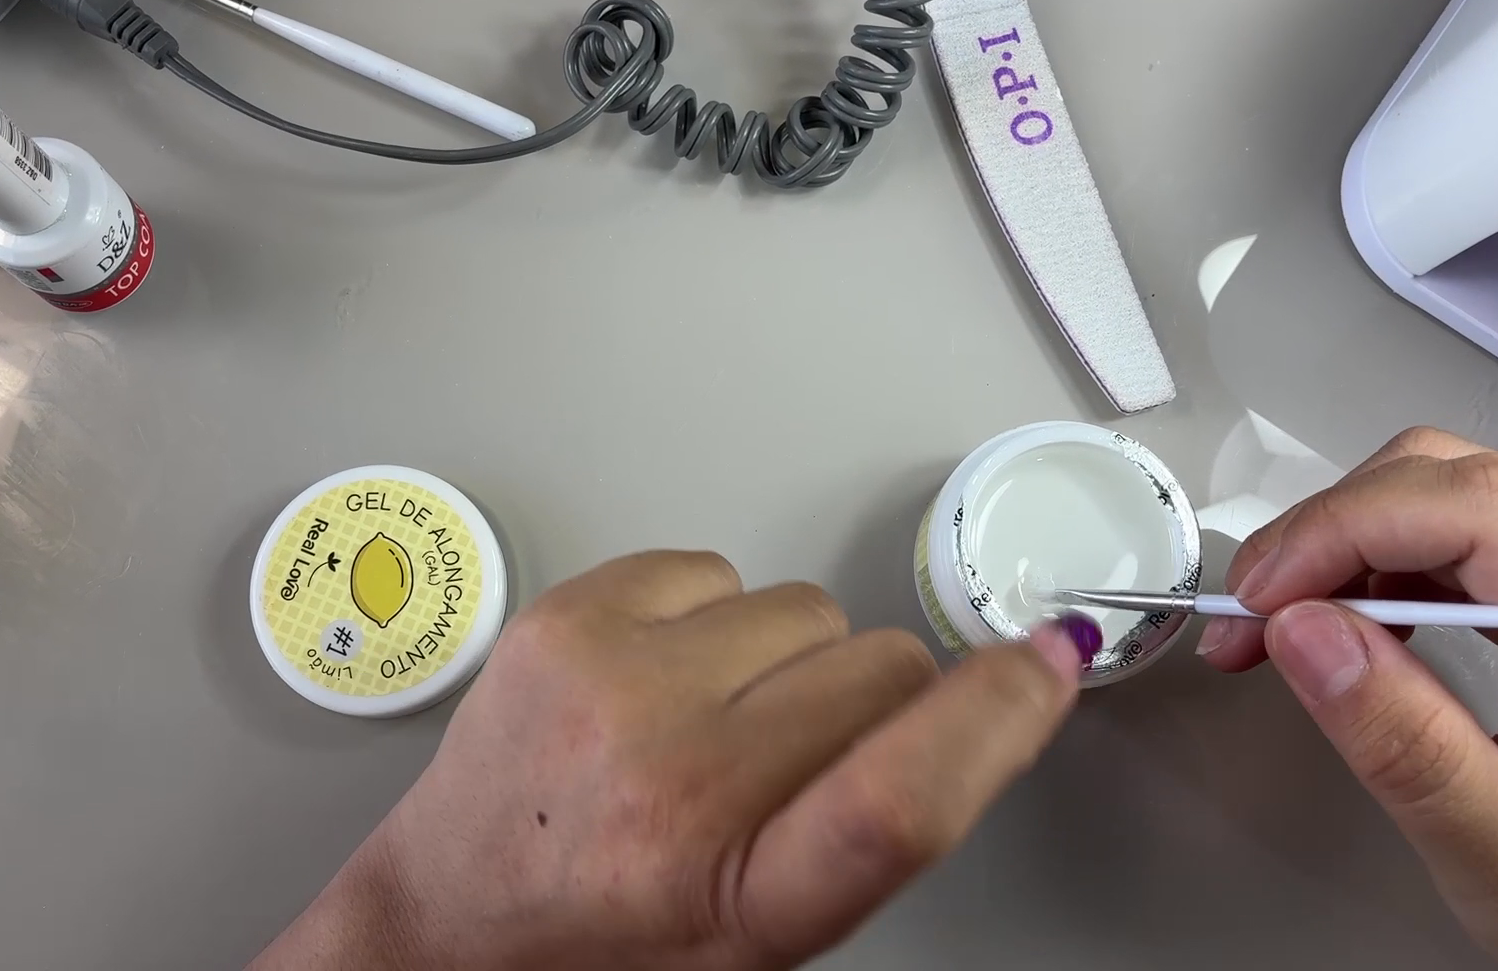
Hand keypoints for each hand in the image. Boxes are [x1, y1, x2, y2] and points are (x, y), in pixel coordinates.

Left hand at [252, 551, 1094, 970]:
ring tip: (701, 710)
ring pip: (796, 602)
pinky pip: (710, 565)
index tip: (1047, 660)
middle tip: (780, 743)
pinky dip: (708, 608)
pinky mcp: (566, 612)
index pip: (897, 799)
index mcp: (739, 895)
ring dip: (780, 650)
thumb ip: (860, 820)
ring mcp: (608, 678)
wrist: (449, 912)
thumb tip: (958, 698)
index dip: (994, 718)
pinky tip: (654, 669)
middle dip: (861, 693)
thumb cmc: (610, 937)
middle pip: (869, 665)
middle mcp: (669, 776)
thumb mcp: (762, 929)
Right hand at [1199, 428, 1497, 967]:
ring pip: (1423, 494)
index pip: (1475, 509)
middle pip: (1443, 480)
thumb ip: (1414, 752)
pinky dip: (1347, 567)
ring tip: (1270, 626)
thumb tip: (1295, 630)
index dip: (1338, 531)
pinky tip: (1325, 625)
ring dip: (1322, 549)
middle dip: (1316, 535)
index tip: (1255, 604)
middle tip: (1249, 616)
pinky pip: (1427, 537)